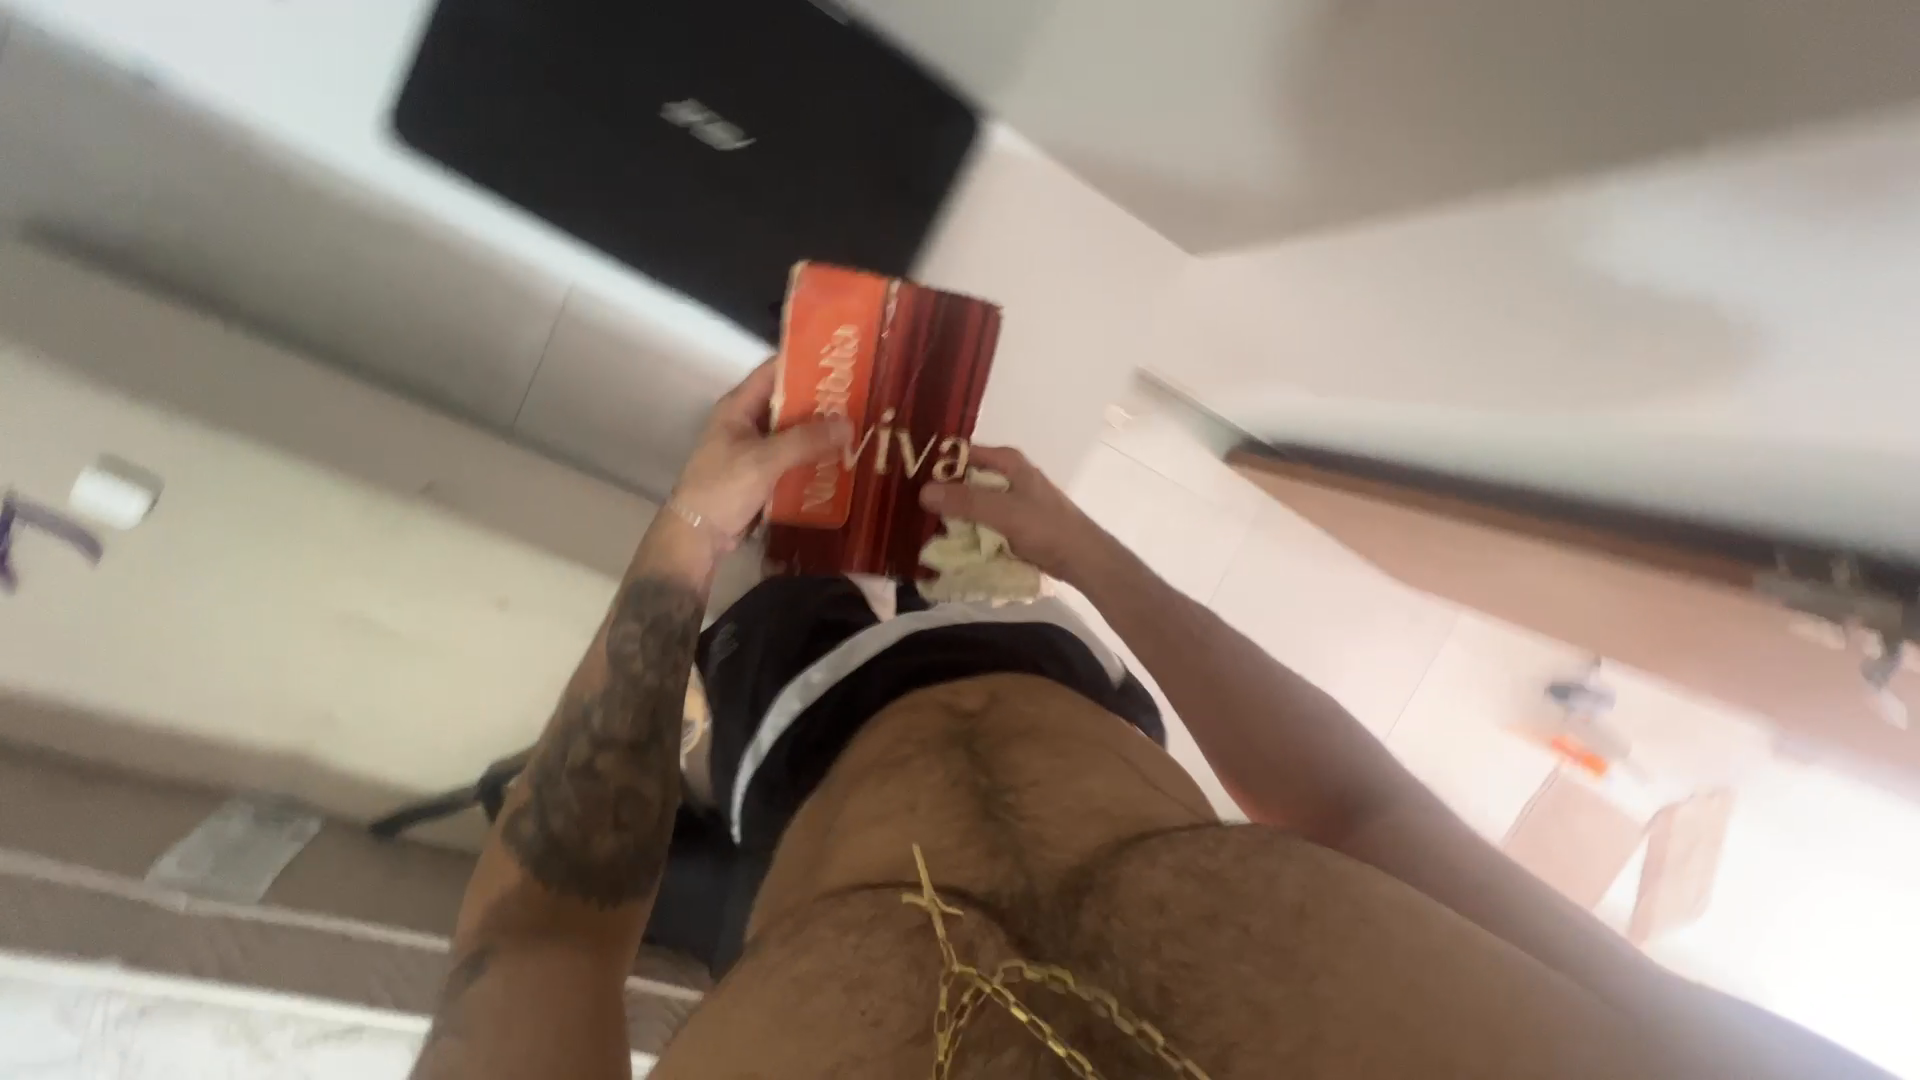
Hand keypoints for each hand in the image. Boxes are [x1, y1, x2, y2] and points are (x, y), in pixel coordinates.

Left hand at [669, 359, 848, 543]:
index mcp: (738, 407)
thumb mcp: (765, 460)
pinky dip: (813, 459)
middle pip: (789, 403)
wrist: (698, 535)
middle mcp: (747, 423)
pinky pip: (793, 459)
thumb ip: (806, 440)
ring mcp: (754, 450)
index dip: (804, 363)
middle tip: (860, 398)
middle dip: (821, 402)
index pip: (773, 372)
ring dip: (820, 433)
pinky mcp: (762, 475)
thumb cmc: (723, 488)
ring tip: (857, 428)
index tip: (839, 361)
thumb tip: (849, 424)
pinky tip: (839, 461)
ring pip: (794, 433)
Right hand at [918, 446, 1114, 583]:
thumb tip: (923, 492)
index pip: (961, 453)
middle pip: (964, 478)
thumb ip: (965, 501)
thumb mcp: (1003, 512)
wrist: (1082, 559)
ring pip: (971, 502)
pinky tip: (947, 540)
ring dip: (952, 513)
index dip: (936, 464)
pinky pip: (981, 521)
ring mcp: (1010, 500)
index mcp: (1008, 461)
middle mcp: (1007, 475)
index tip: (907, 478)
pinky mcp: (1012, 523)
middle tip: (908, 506)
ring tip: (920, 524)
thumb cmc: (1046, 528)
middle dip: (940, 491)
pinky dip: (966, 528)